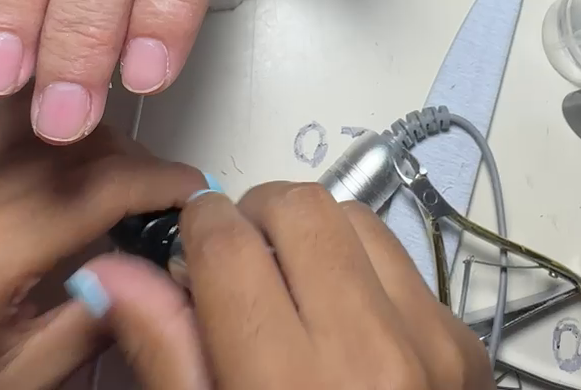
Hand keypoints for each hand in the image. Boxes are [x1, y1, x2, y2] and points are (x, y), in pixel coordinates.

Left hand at [0, 93, 204, 389]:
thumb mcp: (20, 380)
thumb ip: (96, 315)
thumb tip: (154, 266)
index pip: (99, 185)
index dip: (159, 180)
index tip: (193, 188)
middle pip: (67, 138)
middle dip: (127, 154)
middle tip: (155, 189)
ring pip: (24, 109)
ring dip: (76, 126)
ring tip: (104, 164)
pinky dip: (17, 113)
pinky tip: (41, 138)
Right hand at [72, 183, 493, 389]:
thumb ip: (167, 354)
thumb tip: (115, 267)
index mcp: (291, 386)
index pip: (229, 246)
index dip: (198, 226)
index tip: (190, 240)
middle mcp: (374, 348)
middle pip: (299, 207)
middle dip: (255, 216)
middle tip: (238, 261)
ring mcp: (432, 339)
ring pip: (353, 216)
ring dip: (311, 233)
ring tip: (292, 284)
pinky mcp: (465, 341)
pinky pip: (400, 258)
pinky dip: (360, 265)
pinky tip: (345, 318)